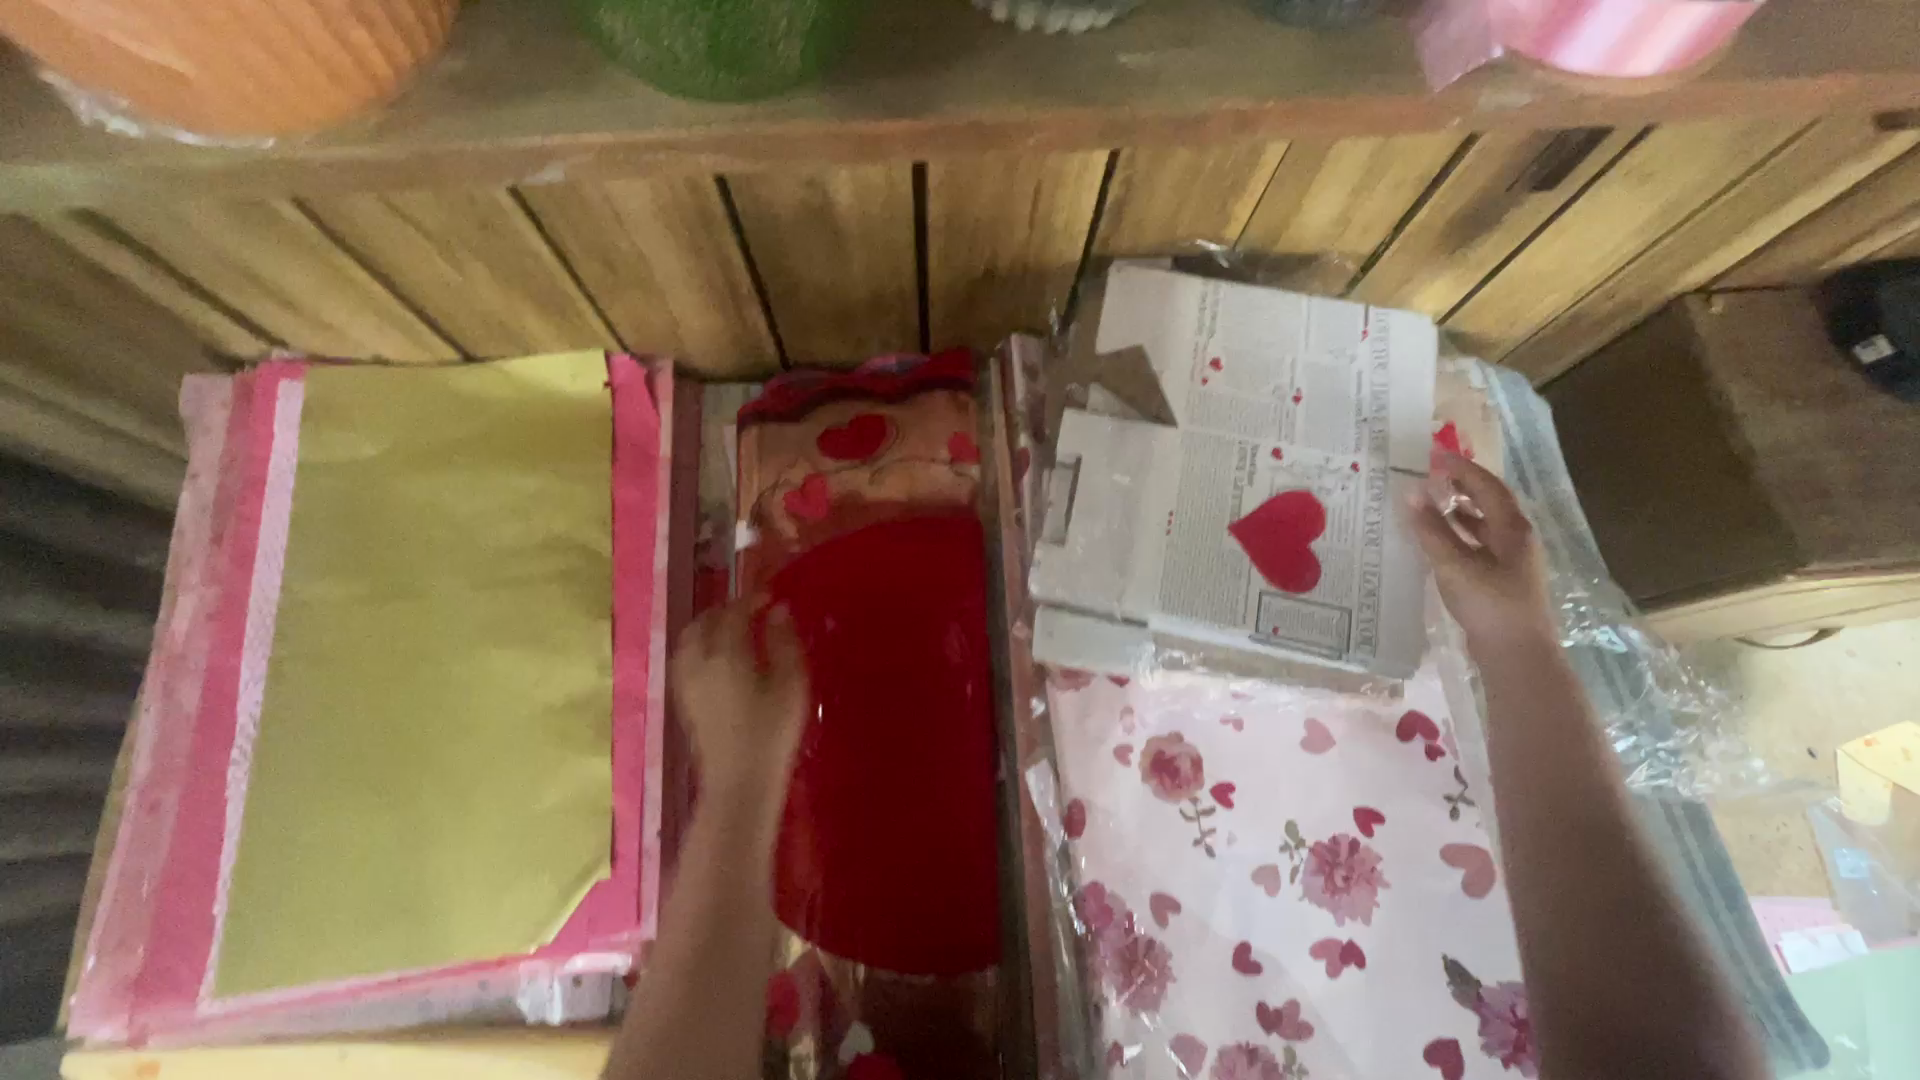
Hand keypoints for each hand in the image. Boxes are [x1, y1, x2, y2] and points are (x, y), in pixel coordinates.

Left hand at [670, 596, 810, 798]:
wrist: (739, 782)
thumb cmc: (773, 732)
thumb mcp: (791, 683)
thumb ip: (784, 642)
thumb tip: (777, 611)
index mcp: (726, 652)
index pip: (734, 612)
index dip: (752, 599)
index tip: (771, 597)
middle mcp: (698, 661)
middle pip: (704, 622)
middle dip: (727, 609)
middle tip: (752, 611)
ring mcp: (686, 682)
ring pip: (689, 639)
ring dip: (709, 626)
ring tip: (733, 630)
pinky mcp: (683, 701)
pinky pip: (684, 658)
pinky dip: (699, 646)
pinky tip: (717, 657)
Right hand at [1408, 451, 1557, 649]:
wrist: (1516, 652)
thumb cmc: (1489, 603)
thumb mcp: (1455, 564)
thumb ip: (1432, 529)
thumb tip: (1412, 493)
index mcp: (1512, 529)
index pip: (1486, 486)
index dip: (1461, 468)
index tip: (1434, 455)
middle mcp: (1516, 539)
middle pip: (1490, 502)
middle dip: (1463, 485)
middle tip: (1433, 475)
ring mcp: (1511, 560)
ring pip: (1485, 524)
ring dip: (1461, 509)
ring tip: (1432, 502)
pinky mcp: (1501, 578)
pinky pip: (1479, 543)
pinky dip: (1459, 533)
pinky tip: (1440, 540)